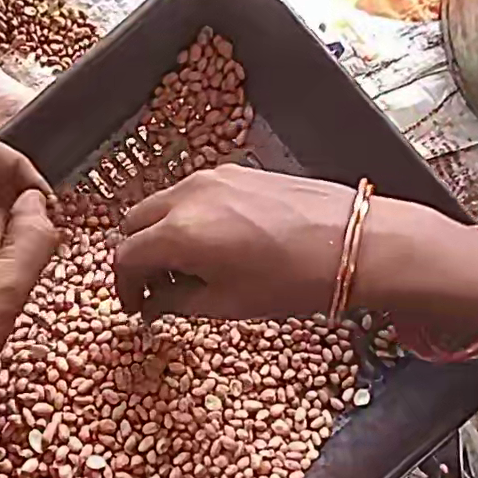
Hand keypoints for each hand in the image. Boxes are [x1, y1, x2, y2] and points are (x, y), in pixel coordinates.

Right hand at [113, 165, 370, 319]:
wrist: (353, 241)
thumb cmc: (291, 281)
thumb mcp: (226, 304)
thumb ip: (175, 303)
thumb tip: (151, 305)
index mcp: (178, 233)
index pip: (125, 256)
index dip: (123, 287)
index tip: (136, 307)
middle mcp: (186, 196)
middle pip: (134, 224)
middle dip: (137, 258)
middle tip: (156, 290)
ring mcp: (210, 177)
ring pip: (160, 205)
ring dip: (158, 236)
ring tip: (186, 269)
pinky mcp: (233, 170)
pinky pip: (189, 194)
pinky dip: (183, 219)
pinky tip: (210, 244)